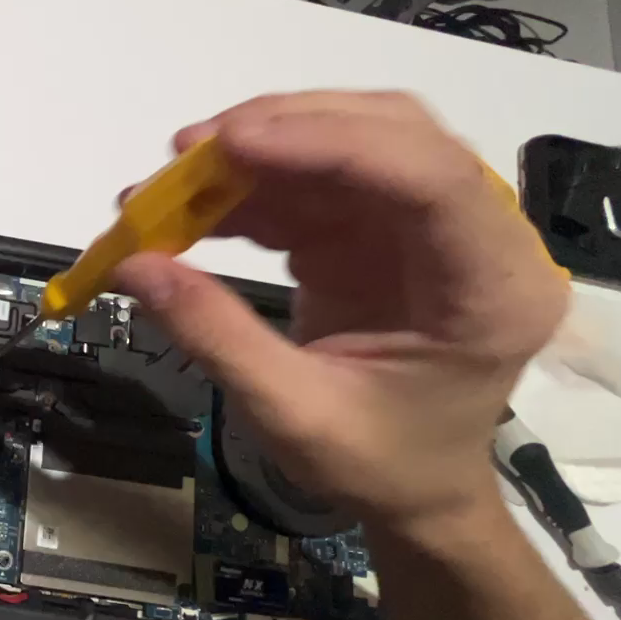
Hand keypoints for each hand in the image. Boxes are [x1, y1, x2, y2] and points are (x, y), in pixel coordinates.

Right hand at [110, 92, 567, 532]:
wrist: (411, 489)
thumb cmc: (376, 463)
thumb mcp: (288, 413)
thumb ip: (213, 334)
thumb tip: (132, 264)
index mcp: (488, 289)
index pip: (428, 180)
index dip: (330, 145)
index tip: (229, 144)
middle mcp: (471, 238)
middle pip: (390, 137)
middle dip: (284, 130)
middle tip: (188, 150)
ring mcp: (418, 230)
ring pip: (343, 147)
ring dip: (254, 153)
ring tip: (170, 181)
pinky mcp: (372, 235)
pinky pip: (307, 186)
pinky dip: (244, 191)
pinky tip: (190, 212)